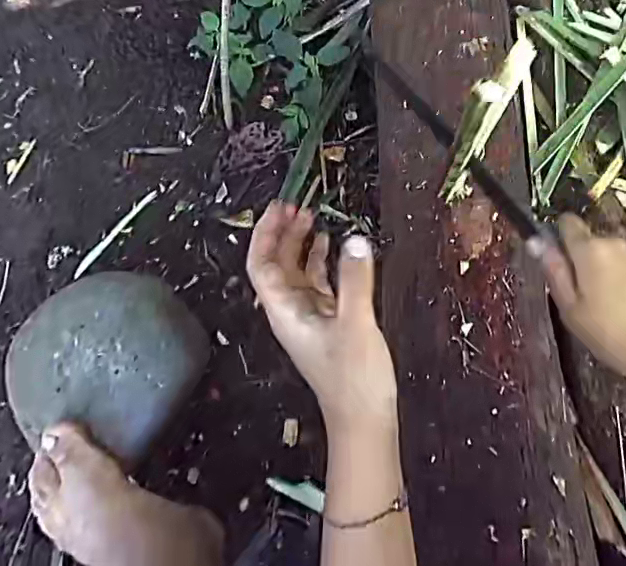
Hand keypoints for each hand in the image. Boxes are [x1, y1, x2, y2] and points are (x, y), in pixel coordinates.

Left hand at [245, 200, 397, 429]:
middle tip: (296, 204)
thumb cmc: (354, 376)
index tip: (280, 208)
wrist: (364, 421)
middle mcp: (291, 310)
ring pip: (296, 270)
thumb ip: (355, 279)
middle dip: (282, 233)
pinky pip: (318, 281)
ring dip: (301, 243)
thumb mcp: (356, 323)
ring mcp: (309, 315)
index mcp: (286, 311)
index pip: (262, 266)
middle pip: (276, 264)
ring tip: (313, 215)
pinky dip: (321, 260)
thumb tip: (354, 239)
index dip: (266, 234)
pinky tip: (333, 245)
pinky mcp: (329, 320)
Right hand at [528, 213, 625, 388]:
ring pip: (604, 257)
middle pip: (585, 242)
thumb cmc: (612, 333)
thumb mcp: (572, 310)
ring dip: (597, 274)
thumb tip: (537, 243)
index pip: (566, 222)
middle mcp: (612, 243)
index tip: (556, 265)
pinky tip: (622, 313)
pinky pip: (622, 269)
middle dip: (578, 262)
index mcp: (589, 248)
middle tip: (577, 300)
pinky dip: (617, 283)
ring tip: (600, 311)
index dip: (556, 238)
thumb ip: (554, 273)